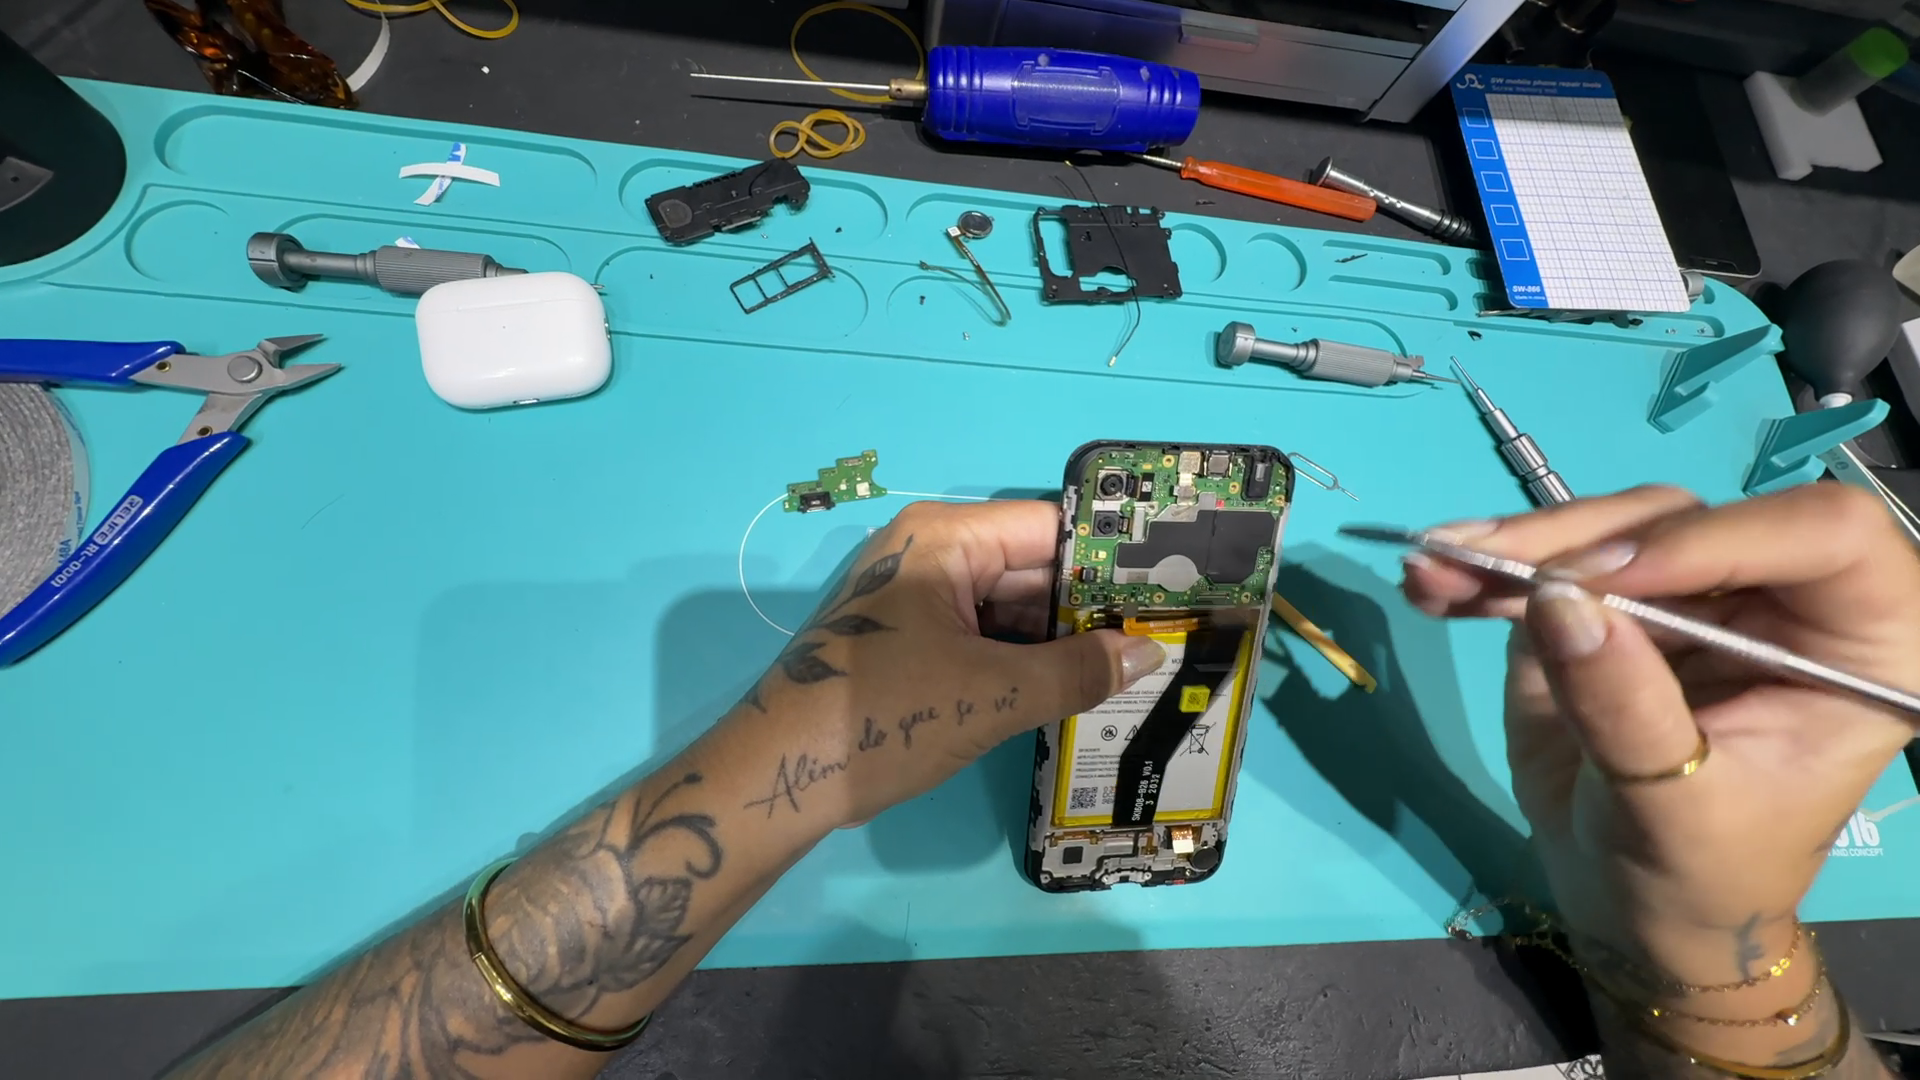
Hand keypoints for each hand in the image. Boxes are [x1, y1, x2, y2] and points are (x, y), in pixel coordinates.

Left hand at [735, 500, 1165, 830]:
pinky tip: (1074, 682)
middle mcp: (933, 555)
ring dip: (1061, 637)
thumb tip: (1147, 654)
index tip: (1169, 587)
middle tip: (1161, 635)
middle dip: (1090, 607)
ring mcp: (920, 597)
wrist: (778, 781)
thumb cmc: (882, 719)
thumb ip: (1076, 671)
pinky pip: (985, 633)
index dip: (1111, 559)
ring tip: (1132, 663)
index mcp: (946, 539)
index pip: (1050, 529)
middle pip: (1032, 567)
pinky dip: (1025, 656)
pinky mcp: (914, 636)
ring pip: (1010, 606)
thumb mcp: (992, 695)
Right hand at [1403, 484, 1919, 984]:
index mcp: (1846, 643)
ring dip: (1497, 549)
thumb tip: (1552, 598)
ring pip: (1589, 532)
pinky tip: (1425, 589)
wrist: (1626, 894)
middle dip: (1559, 541)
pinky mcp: (1586, 613)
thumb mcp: (1673, 802)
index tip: (1591, 583)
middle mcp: (1761, 602)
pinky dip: (1473, 575)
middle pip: (1669, 521)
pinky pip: (1530, 571)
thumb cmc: (1694, 867)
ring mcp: (1667, 601)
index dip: (1704, 543)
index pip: (1814, 539)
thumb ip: (1622, 702)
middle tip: (1466, 561)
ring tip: (1422, 571)